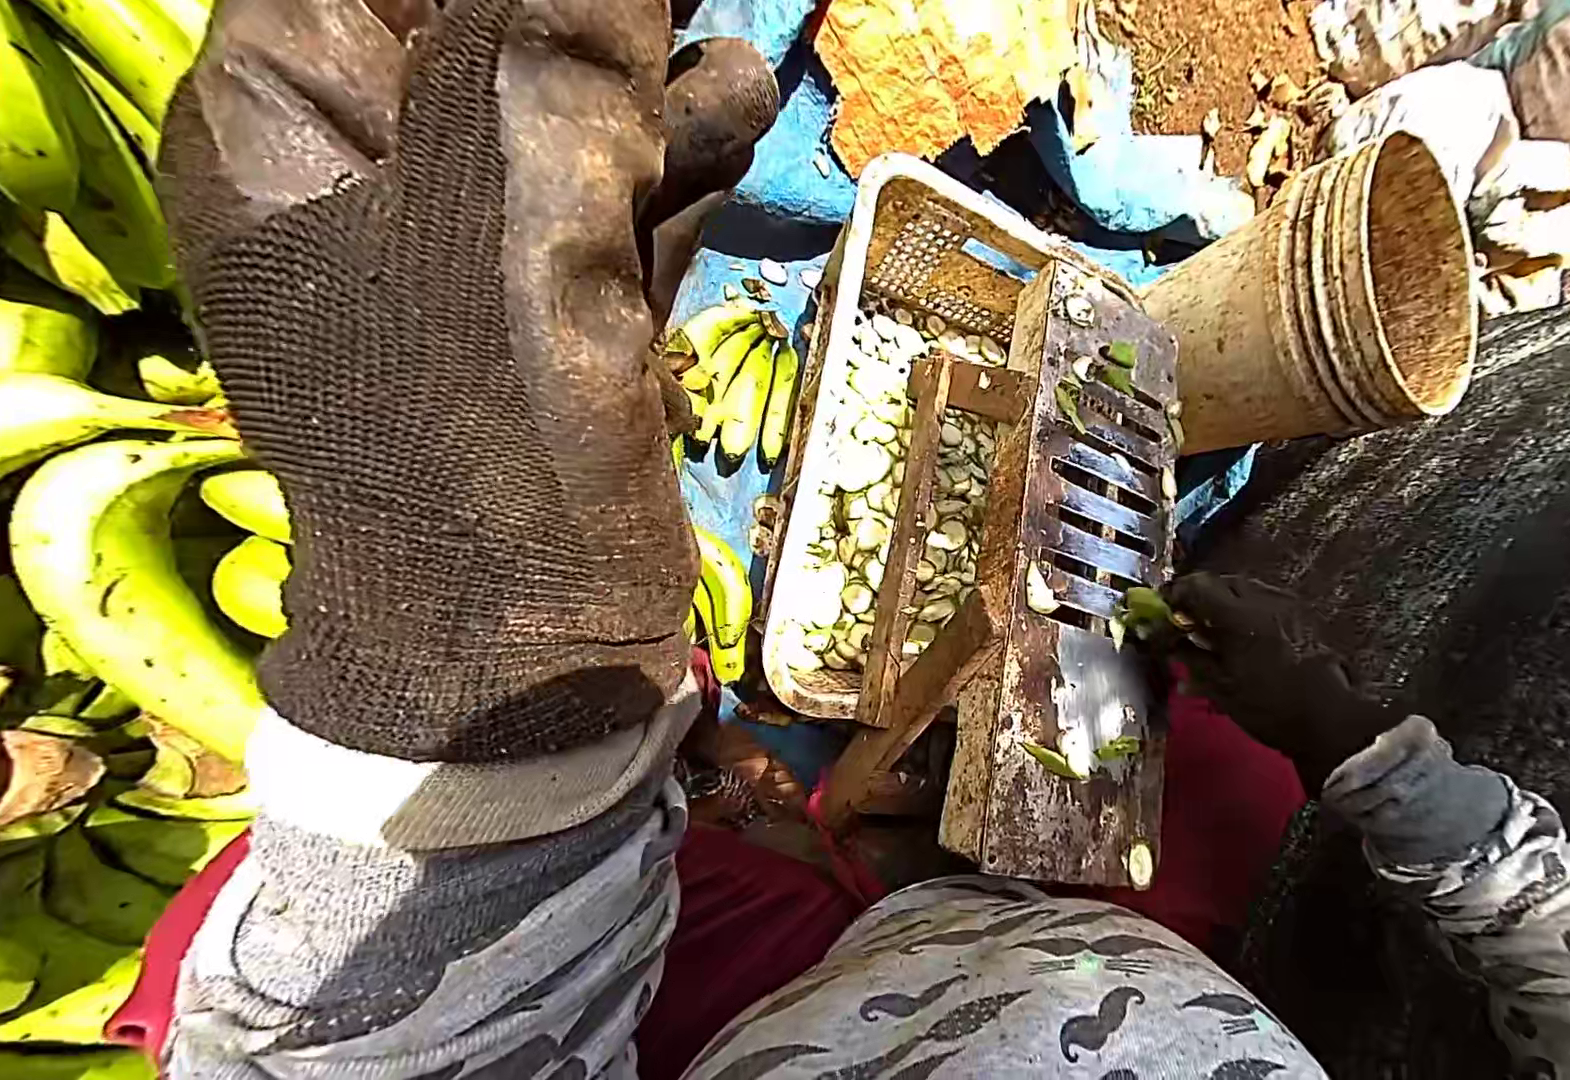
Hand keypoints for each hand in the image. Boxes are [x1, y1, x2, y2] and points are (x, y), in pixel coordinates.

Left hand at [161, 0, 775, 761]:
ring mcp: (492, 272)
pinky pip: (624, 227)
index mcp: (297, 140)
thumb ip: (548, 68)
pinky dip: (678, 186)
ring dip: (662, 107)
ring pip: (580, 147)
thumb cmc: (490, 450)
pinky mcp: (576, 334)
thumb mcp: (504, 233)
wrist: (537, 636)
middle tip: (677, 25)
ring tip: (747, 77)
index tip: (610, 3)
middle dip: (597, 37)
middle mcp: (386, 196)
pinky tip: (733, 144)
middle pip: (496, 57)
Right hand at [1169, 572, 1402, 790]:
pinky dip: (1245, 609)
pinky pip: (1263, 601)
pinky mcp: (1302, 617)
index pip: (1197, 585)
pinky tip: (1242, 635)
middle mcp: (1264, 601)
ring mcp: (1287, 606)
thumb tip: (1169, 642)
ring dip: (1223, 601)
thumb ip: (1191, 657)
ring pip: (1244, 589)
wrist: (1333, 723)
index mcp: (1240, 616)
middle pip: (1221, 582)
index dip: (1174, 594)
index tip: (1163, 611)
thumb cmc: (1269, 707)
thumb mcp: (1220, 687)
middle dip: (1198, 596)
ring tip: (1213, 628)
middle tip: (1185, 620)